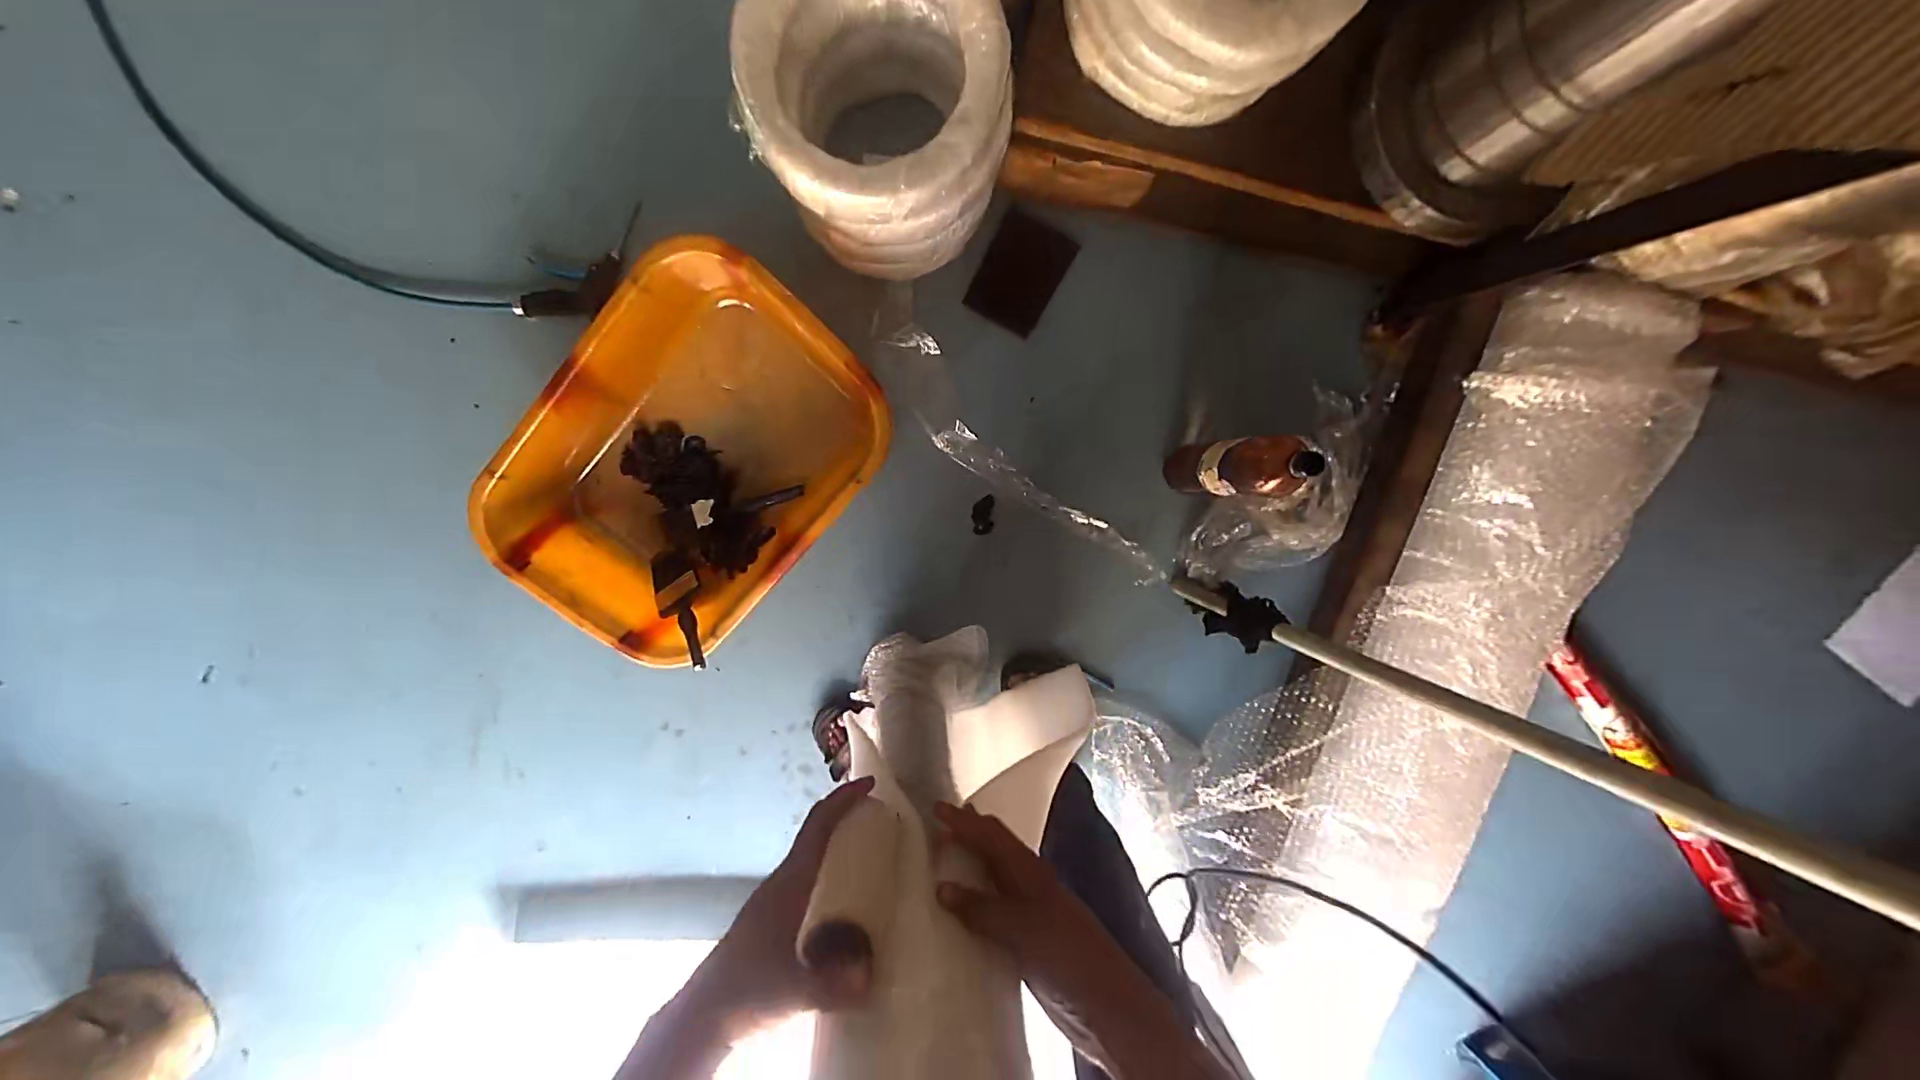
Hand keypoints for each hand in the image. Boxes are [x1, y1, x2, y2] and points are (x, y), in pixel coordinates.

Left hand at [618, 778, 874, 1079]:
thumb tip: (871, 973)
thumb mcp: (794, 989)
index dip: (843, 799)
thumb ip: (834, 984)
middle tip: (882, 817)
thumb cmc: (745, 990)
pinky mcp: (776, 918)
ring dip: (840, 845)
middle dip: (848, 816)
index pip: (818, 825)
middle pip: (818, 833)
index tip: (870, 783)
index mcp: (791, 881)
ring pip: (814, 857)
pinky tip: (848, 899)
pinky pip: (812, 879)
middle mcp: (785, 881)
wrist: (703, 1015)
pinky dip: (833, 873)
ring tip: (874, 854)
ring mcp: (779, 898)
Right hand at [933, 801, 1221, 1079]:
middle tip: (938, 827)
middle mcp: (1029, 884)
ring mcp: (1029, 912)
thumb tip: (941, 887)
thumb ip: (983, 909)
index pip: (991, 835)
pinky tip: (957, 915)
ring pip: (993, 879)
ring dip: (969, 867)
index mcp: (1030, 871)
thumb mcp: (1022, 928)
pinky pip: (992, 912)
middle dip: (969, 834)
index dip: (963, 821)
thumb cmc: (1067, 954)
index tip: (935, 807)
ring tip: (941, 861)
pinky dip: (973, 903)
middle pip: (995, 849)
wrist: (1107, 1004)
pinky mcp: (1027, 940)